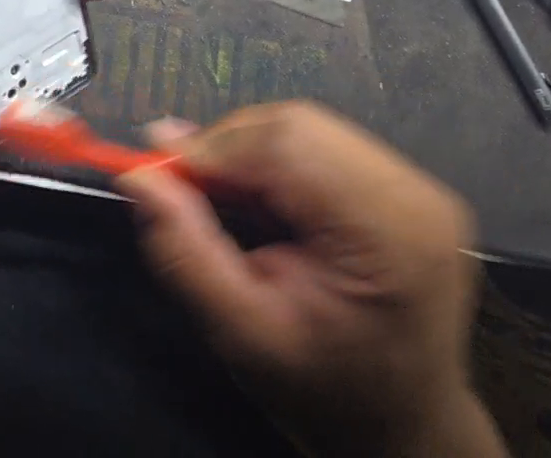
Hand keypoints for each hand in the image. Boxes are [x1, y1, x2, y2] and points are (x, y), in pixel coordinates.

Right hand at [122, 102, 502, 457]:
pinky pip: (313, 141)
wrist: (398, 424)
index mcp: (388, 234)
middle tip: (180, 187)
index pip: (288, 144)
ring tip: (215, 195)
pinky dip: (264, 157)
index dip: (212, 148)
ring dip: (240, 150)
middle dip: (223, 146)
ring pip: (298, 125)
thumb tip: (137, 176)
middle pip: (293, 125)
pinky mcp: (400, 185)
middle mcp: (413, 195)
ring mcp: (413, 186)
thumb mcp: (237, 330)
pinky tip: (251, 196)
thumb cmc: (321, 386)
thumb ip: (184, 250)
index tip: (158, 175)